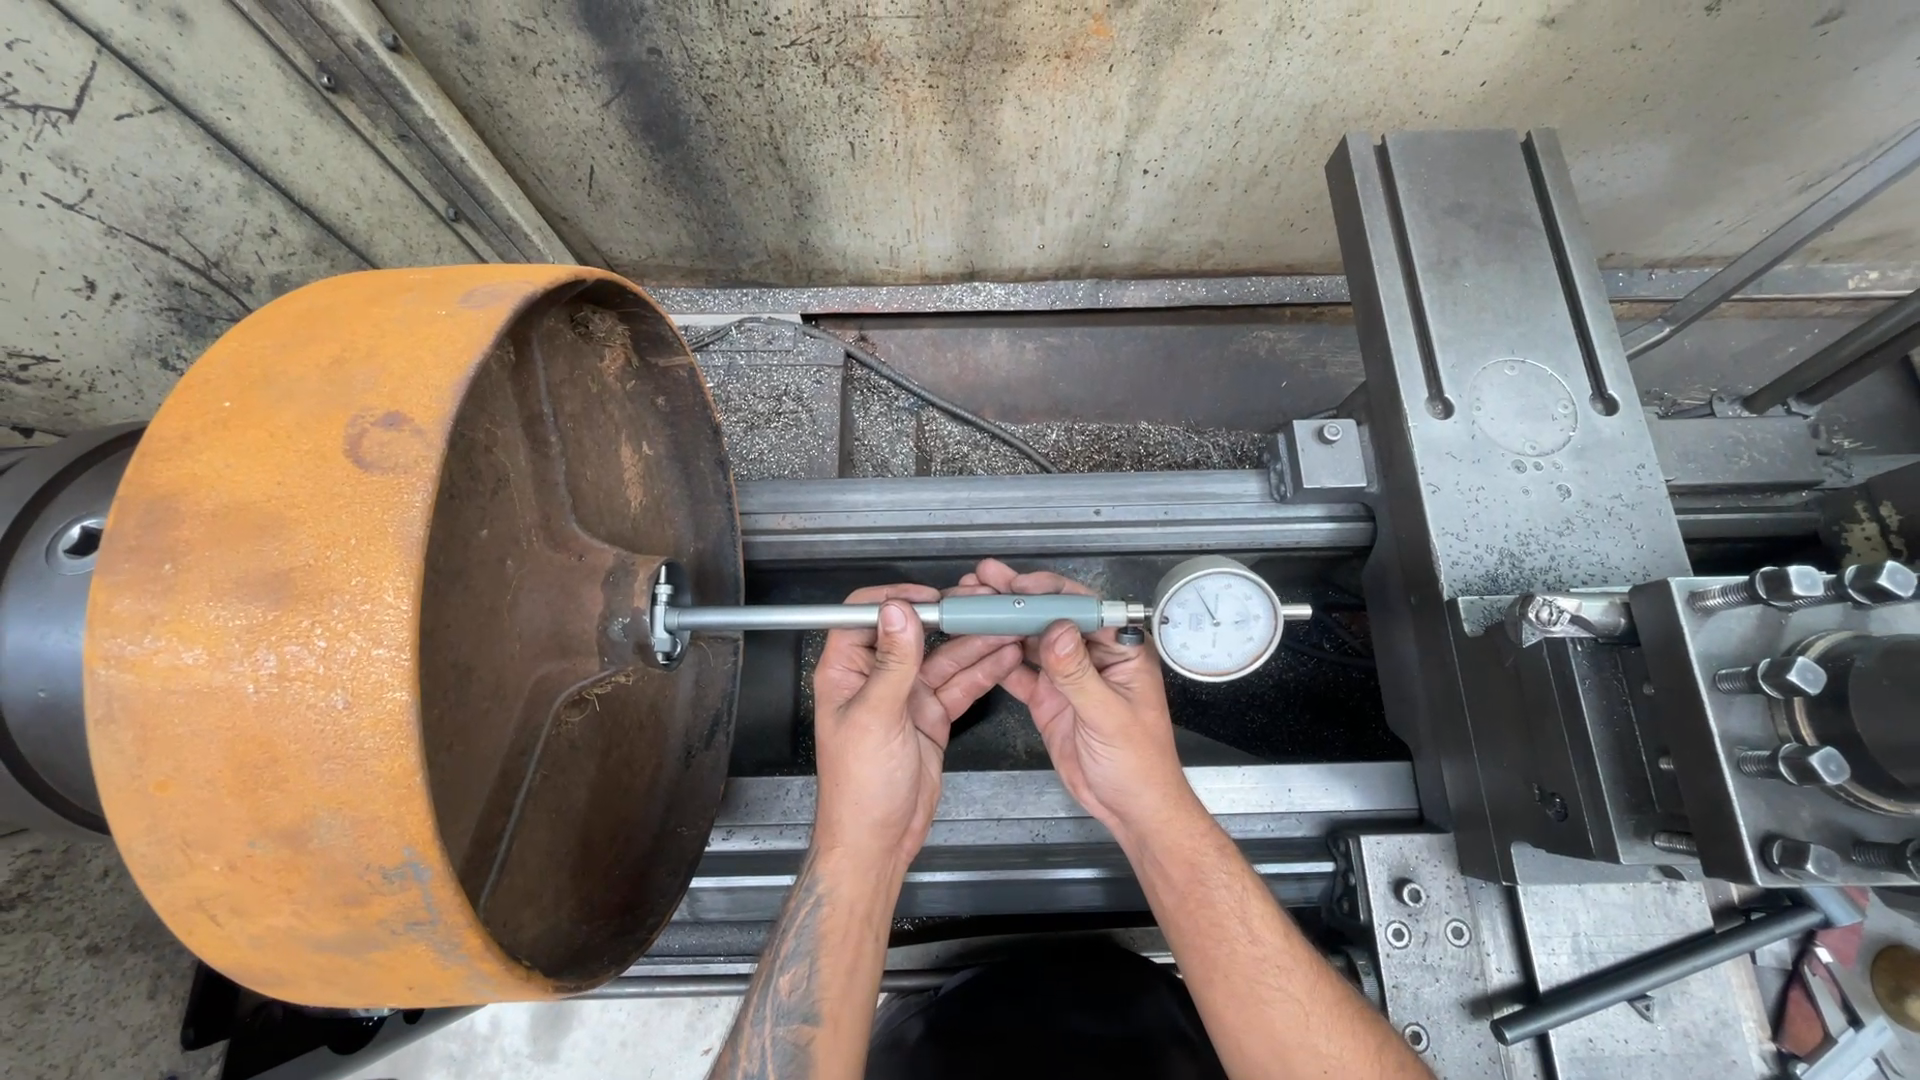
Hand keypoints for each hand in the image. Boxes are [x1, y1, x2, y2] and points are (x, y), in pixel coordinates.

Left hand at [812, 583, 1023, 875]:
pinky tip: (1004, 655)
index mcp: (846, 670)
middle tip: (981, 605)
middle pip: (914, 631)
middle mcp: (876, 677)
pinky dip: (983, 670)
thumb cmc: (857, 789)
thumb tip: (897, 611)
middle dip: (949, 616)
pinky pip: (960, 684)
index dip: (898, 598)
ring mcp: (907, 696)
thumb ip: (892, 663)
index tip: (931, 597)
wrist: (877, 841)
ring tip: (1005, 625)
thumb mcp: (875, 718)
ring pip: (945, 656)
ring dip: (975, 641)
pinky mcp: (931, 715)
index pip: (866, 614)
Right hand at [962, 560, 1199, 846]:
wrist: (1130, 809)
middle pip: (1050, 616)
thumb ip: (1079, 674)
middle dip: (1015, 598)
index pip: (1081, 607)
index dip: (1047, 591)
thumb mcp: (1109, 716)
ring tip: (970, 603)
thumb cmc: (1140, 764)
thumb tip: (1057, 629)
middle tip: (982, 579)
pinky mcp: (1048, 696)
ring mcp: (1067, 675)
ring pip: (1030, 639)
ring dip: (1001, 622)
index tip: (1015, 585)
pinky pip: (1018, 670)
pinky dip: (996, 658)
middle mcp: (1091, 654)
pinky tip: (975, 644)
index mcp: (1119, 649)